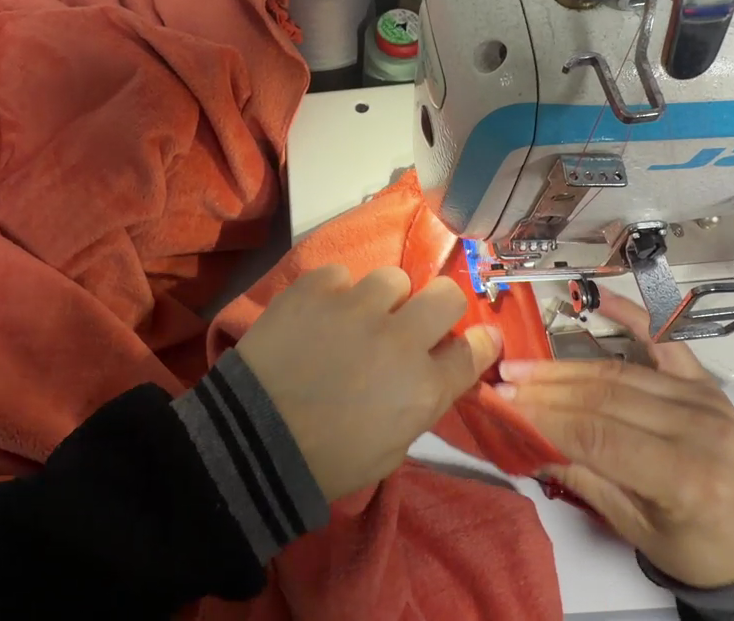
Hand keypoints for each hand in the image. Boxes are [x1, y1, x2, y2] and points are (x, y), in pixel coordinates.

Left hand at [237, 265, 501, 502]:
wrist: (254, 438)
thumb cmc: (326, 460)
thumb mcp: (391, 449)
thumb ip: (419, 403)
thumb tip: (429, 371)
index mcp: (422, 388)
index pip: (472, 351)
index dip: (479, 343)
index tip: (474, 339)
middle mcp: (399, 338)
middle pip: (446, 296)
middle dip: (438, 307)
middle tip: (414, 322)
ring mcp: (356, 306)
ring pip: (392, 278)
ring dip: (382, 299)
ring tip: (356, 319)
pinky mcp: (316, 287)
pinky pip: (341, 274)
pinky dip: (335, 293)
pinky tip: (318, 316)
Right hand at [498, 287, 733, 589]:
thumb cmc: (696, 548)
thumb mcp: (635, 529)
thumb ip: (582, 478)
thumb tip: (524, 440)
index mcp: (686, 477)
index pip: (599, 435)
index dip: (545, 417)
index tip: (501, 404)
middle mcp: (698, 428)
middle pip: (605, 396)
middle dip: (546, 389)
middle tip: (502, 381)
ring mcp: (704, 398)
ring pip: (619, 372)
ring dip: (565, 366)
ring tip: (523, 366)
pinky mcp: (705, 383)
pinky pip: (665, 341)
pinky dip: (633, 317)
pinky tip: (601, 300)